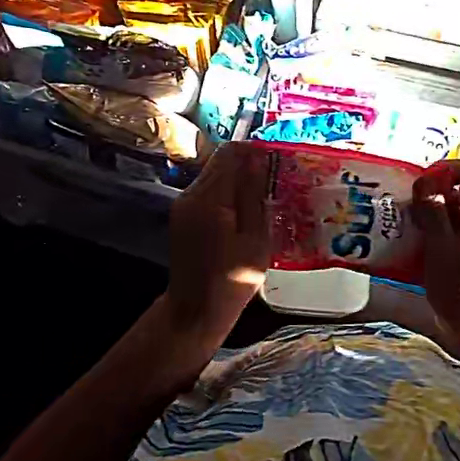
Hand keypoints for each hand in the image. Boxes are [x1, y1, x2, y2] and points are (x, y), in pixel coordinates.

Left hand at [166, 141, 270, 333]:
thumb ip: (254, 196)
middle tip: (276, 174)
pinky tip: (245, 207)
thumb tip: (258, 160)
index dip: (254, 149)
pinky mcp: (182, 215)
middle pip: (219, 162)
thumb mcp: (254, 240)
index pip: (230, 154)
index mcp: (209, 199)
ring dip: (236, 177)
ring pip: (213, 175)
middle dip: (246, 162)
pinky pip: (206, 192)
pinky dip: (225, 192)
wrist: (194, 311)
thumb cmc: (231, 282)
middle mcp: (191, 195)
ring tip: (264, 192)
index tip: (278, 157)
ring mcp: (183, 204)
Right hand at [410, 160, 459, 370]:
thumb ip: (433, 212)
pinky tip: (404, 250)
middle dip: (426, 196)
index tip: (417, 185)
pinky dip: (426, 239)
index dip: (444, 170)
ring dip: (422, 219)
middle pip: (456, 192)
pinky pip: (446, 238)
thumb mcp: (442, 248)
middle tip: (398, 208)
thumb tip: (424, 181)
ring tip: (395, 228)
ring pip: (447, 216)